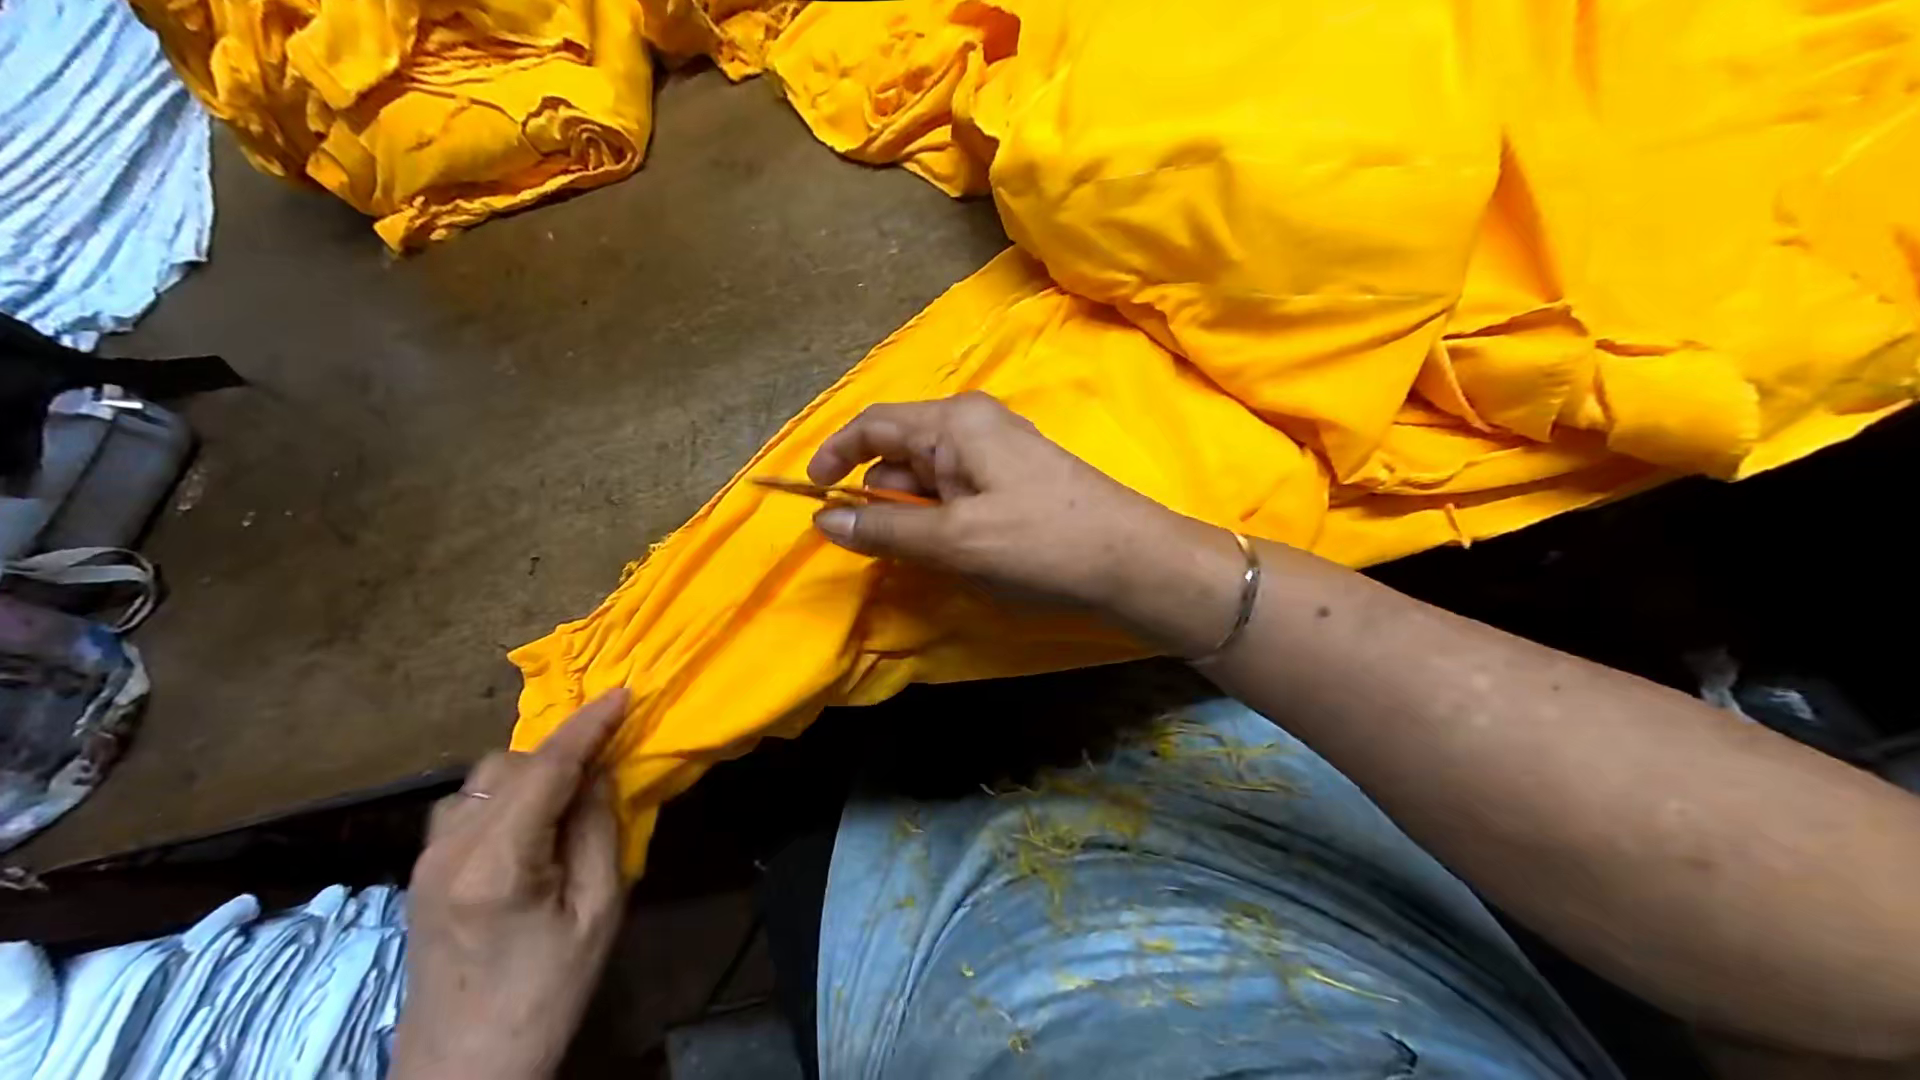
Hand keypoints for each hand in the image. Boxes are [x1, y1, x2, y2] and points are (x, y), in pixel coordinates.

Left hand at [391, 691, 629, 1079]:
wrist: (465, 1070)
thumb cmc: (546, 993)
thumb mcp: (597, 911)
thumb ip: (596, 830)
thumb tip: (597, 774)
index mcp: (497, 862)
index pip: (547, 768)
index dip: (589, 724)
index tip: (622, 692)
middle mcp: (449, 850)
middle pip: (509, 765)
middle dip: (560, 752)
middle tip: (606, 762)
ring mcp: (426, 862)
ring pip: (483, 779)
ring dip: (531, 772)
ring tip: (569, 792)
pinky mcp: (420, 874)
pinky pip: (466, 805)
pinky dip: (504, 793)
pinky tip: (528, 820)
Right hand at [807, 392, 1245, 655]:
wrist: (1135, 564)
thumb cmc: (1041, 543)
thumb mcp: (954, 540)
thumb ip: (884, 531)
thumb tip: (824, 523)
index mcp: (955, 422)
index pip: (873, 425)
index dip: (835, 456)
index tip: (811, 497)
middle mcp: (973, 427)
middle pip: (900, 457)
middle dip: (883, 504)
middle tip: (893, 553)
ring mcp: (997, 456)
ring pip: (929, 484)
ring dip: (916, 522)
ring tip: (942, 560)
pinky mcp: (1014, 484)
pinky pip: (958, 499)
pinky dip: (944, 526)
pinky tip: (963, 556)